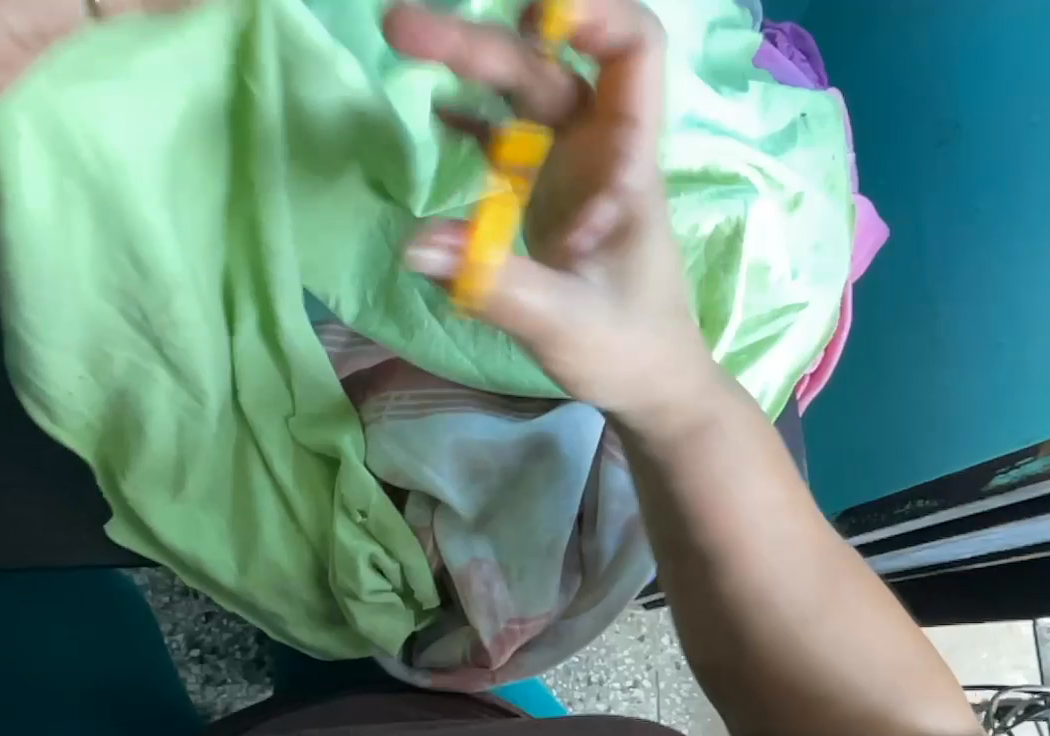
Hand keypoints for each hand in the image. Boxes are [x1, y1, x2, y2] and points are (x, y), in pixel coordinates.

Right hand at [386, 0, 726, 426]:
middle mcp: (602, 153)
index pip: (633, 51)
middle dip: (482, 45)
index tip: (531, 16)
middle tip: (399, 30)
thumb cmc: (628, 349)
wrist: (650, 384)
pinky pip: (512, 145)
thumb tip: (414, 245)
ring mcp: (574, 175)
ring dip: (470, 72)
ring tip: (402, 49)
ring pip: (526, 100)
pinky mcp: (550, 201)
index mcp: (626, 164)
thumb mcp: (564, 322)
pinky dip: (476, 125)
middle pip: (549, 69)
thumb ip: (496, 284)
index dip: (593, 15)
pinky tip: (438, 116)